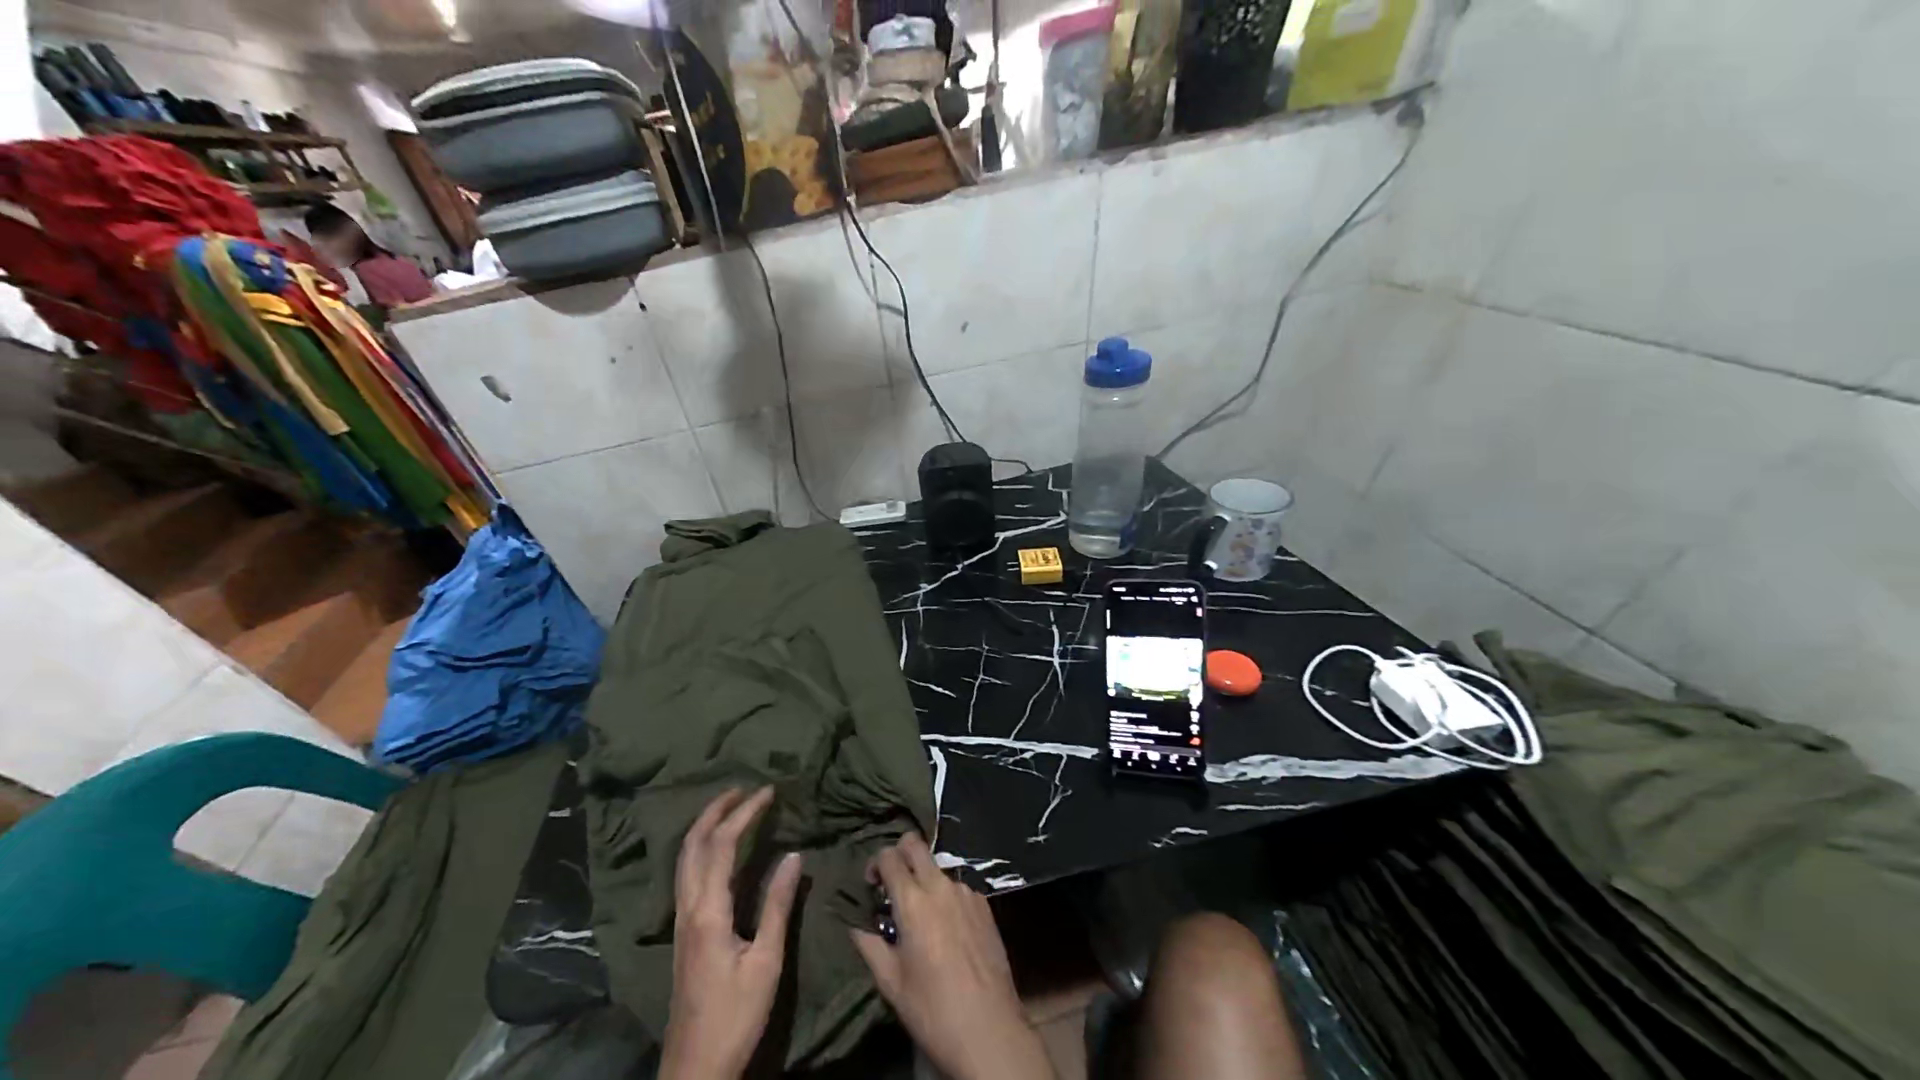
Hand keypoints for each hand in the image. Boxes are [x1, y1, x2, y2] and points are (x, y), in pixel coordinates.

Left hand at [660, 787, 803, 1079]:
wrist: (695, 1066)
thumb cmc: (735, 1015)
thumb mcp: (766, 961)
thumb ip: (777, 906)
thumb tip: (792, 855)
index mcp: (708, 911)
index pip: (723, 846)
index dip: (745, 814)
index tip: (768, 792)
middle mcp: (687, 908)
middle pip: (693, 844)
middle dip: (715, 810)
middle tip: (744, 788)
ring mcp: (681, 920)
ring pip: (684, 859)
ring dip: (705, 826)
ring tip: (731, 808)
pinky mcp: (683, 932)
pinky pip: (687, 874)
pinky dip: (702, 848)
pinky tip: (718, 852)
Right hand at [849, 834, 1055, 1079]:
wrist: (989, 1028)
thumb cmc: (932, 1008)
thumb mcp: (890, 981)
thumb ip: (868, 943)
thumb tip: (854, 921)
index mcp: (913, 902)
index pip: (889, 856)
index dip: (875, 864)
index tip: (872, 887)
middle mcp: (941, 887)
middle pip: (916, 845)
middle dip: (899, 853)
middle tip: (893, 885)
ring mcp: (967, 893)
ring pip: (938, 868)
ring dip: (925, 881)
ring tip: (921, 918)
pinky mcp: (985, 906)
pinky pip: (958, 889)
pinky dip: (946, 898)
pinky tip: (947, 931)